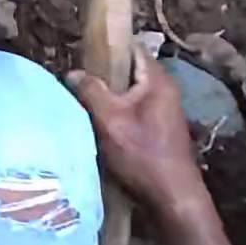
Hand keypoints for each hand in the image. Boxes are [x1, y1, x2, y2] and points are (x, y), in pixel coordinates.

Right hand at [68, 47, 213, 223]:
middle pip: (128, 71)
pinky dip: (115, 111)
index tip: (82, 51)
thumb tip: (73, 72)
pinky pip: (131, 109)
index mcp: (158, 82)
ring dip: (107, 95)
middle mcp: (164, 91)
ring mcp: (163, 111)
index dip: (108, 46)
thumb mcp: (109, 120)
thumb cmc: (142, 155)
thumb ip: (91, 91)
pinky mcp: (157, 128)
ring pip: (128, 92)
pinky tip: (97, 121)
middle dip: (102, 73)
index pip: (132, 48)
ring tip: (81, 99)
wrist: (172, 198)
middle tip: (76, 79)